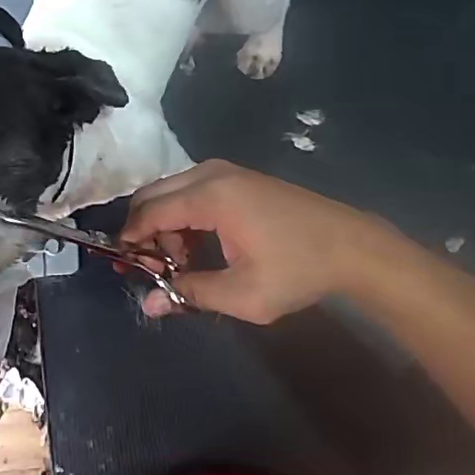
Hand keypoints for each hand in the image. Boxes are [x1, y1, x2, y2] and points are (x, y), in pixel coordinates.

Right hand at [118, 160, 403, 321]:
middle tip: (151, 271)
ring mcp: (227, 171)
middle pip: (155, 195)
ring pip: (172, 192)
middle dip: (145, 232)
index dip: (131, 241)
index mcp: (211, 195)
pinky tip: (200, 247)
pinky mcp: (238, 178)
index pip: (149, 211)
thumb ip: (191, 293)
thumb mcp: (243, 293)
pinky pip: (192, 191)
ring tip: (182, 267)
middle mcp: (212, 173)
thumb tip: (149, 303)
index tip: (125, 270)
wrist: (350, 245)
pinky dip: (184, 216)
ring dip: (165, 226)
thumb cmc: (297, 270)